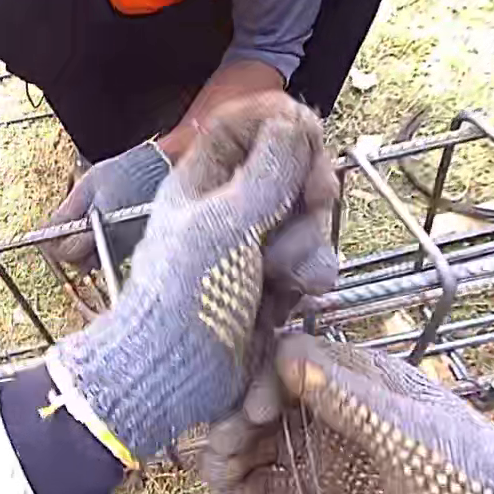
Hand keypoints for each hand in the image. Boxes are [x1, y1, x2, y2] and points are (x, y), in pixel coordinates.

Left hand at [42, 141, 170, 268]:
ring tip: (87, 225)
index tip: (48, 237)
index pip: (68, 252)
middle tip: (66, 230)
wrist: (160, 170)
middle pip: (81, 264)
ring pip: (96, 262)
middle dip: (69, 251)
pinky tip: (102, 227)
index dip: (54, 246)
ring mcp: (128, 248)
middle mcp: (116, 243)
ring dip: (85, 250)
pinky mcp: (136, 247)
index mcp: (101, 227)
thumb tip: (46, 231)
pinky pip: (111, 256)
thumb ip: (67, 212)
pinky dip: (101, 247)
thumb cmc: (126, 173)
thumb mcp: (88, 185)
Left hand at [49, 93, 336, 462]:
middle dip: (307, 186)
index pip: (242, 123)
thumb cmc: (187, 294)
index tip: (309, 130)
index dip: (278, 120)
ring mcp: (253, 243)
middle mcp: (230, 205)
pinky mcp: (274, 279)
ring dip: (304, 242)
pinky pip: (309, 259)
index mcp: (203, 179)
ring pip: (306, 217)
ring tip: (281, 271)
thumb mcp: (227, 224)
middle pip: (288, 168)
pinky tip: (294, 294)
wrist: (177, 374)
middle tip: (316, 198)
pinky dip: (308, 274)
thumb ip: (269, 171)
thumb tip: (295, 119)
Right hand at [203, 334, 493, 493]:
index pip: (298, 360)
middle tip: (218, 459)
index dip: (266, 382)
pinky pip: (279, 483)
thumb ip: (350, 400)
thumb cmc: (471, 486)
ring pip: (270, 444)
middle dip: (242, 425)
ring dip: (239, 460)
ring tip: (218, 489)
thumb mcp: (411, 441)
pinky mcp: (329, 491)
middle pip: (274, 402)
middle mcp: (342, 407)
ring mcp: (333, 449)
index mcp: (366, 379)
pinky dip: (252, 492)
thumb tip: (289, 353)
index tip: (252, 417)